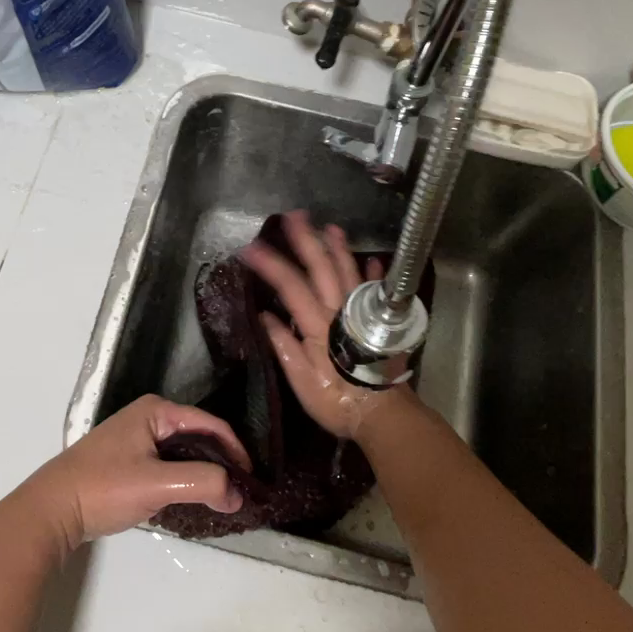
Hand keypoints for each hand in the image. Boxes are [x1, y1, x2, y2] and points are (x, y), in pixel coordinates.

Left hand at [19, 395, 249, 551]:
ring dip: (204, 474)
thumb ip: (203, 483)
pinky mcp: (129, 461)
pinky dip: (185, 480)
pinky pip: (169, 465)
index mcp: (156, 410)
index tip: (252, 481)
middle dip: (221, 463)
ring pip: (184, 453)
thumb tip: (237, 495)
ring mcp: (137, 439)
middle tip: (241, 492)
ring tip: (223, 499)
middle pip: (199, 437)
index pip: (211, 425)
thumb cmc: (104, 488)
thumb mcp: (159, 484)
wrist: (52, 510)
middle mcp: (148, 417)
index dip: (236, 451)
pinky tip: (194, 500)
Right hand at [241, 210, 419, 440]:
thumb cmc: (338, 402)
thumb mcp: (302, 382)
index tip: (250, 249)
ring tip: (330, 228)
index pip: (290, 287)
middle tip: (294, 217)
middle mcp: (339, 313)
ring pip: (348, 273)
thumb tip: (264, 317)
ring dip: (338, 249)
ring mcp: (360, 315)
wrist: (382, 415)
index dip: (270, 265)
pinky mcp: (377, 323)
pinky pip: (373, 291)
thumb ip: (284, 347)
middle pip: (322, 269)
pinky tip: (370, 261)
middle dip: (306, 241)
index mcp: (317, 326)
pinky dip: (371, 274)